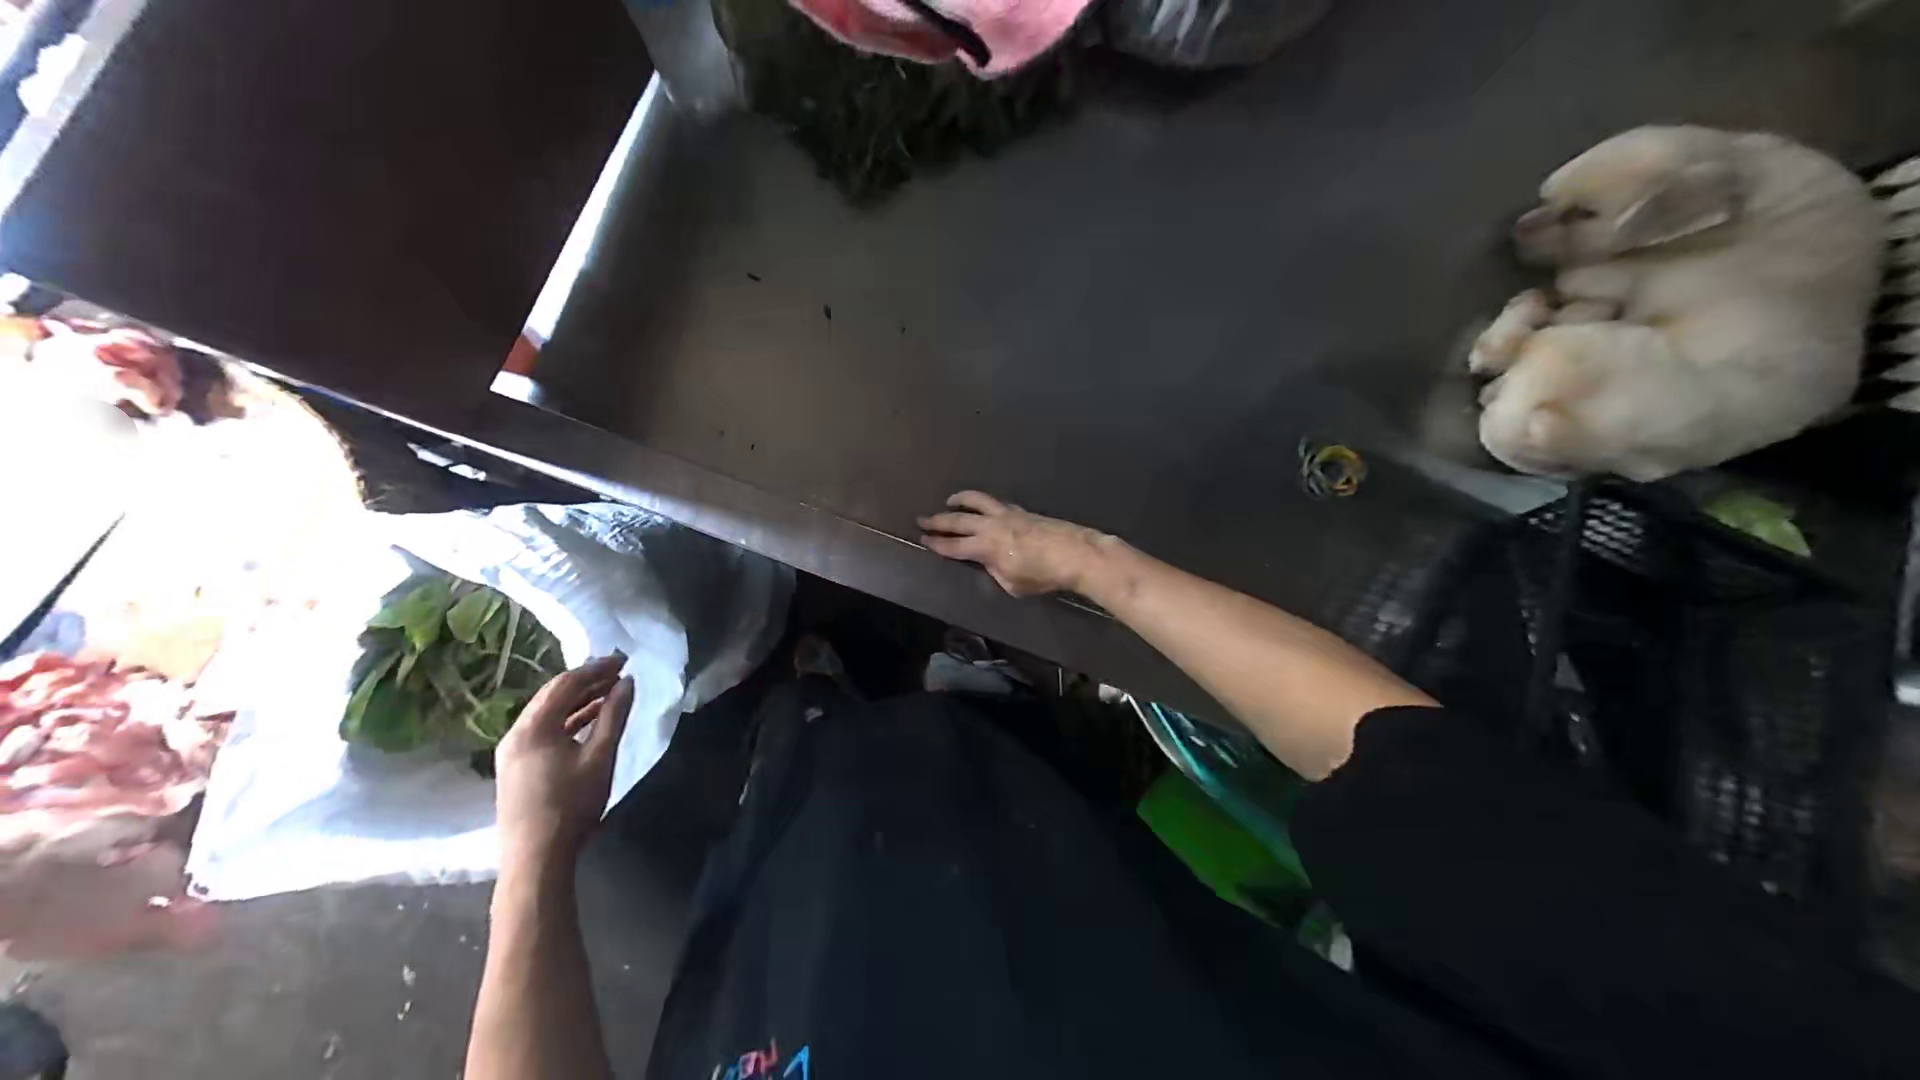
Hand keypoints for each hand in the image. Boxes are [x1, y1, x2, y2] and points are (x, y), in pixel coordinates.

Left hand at [494, 654, 633, 874]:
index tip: (624, 661)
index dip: (596, 668)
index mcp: (533, 727)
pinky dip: (568, 720)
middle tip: (619, 673)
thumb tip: (627, 683)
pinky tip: (590, 722)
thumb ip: (614, 716)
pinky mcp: (516, 767)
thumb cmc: (571, 805)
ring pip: (547, 713)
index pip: (566, 683)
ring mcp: (512, 752)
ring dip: (579, 700)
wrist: (536, 859)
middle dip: (587, 681)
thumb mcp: (600, 757)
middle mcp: (515, 733)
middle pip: (552, 695)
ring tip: (610, 693)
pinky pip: (543, 730)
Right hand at [917, 490, 1111, 596]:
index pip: (954, 546)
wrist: (1075, 553)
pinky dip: (983, 503)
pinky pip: (996, 503)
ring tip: (950, 501)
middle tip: (922, 519)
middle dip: (938, 520)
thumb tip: (992, 562)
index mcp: (985, 548)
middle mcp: (991, 526)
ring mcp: (1007, 514)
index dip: (937, 544)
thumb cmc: (1043, 575)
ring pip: (977, 501)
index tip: (924, 539)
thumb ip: (997, 571)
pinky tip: (984, 506)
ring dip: (960, 500)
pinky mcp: (1022, 511)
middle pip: (958, 520)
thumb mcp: (1013, 584)